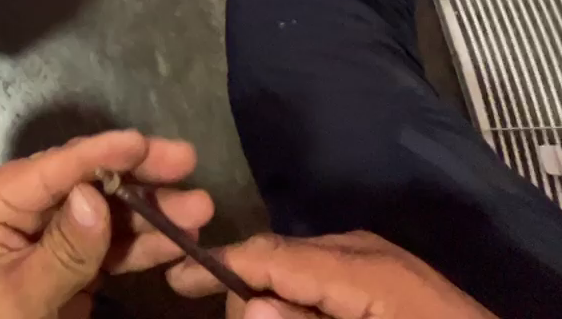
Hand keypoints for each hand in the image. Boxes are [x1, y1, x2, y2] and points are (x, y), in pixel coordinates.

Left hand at [0, 130, 215, 318]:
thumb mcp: (20, 299)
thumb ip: (62, 250)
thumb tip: (95, 194)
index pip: (52, 168)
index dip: (100, 153)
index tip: (143, 141)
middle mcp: (18, 205)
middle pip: (83, 180)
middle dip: (137, 174)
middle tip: (186, 161)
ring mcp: (43, 234)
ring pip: (103, 212)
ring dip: (150, 211)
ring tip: (201, 209)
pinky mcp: (64, 264)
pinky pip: (106, 247)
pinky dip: (142, 245)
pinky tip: (180, 241)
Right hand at [168, 230, 499, 318]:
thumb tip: (248, 306)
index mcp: (364, 269)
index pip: (273, 254)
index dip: (220, 264)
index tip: (175, 278)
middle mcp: (364, 250)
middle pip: (280, 255)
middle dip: (244, 286)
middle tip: (216, 308)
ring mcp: (378, 261)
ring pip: (299, 266)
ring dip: (272, 294)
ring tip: (254, 313)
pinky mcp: (386, 276)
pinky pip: (324, 277)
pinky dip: (300, 298)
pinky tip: (290, 311)